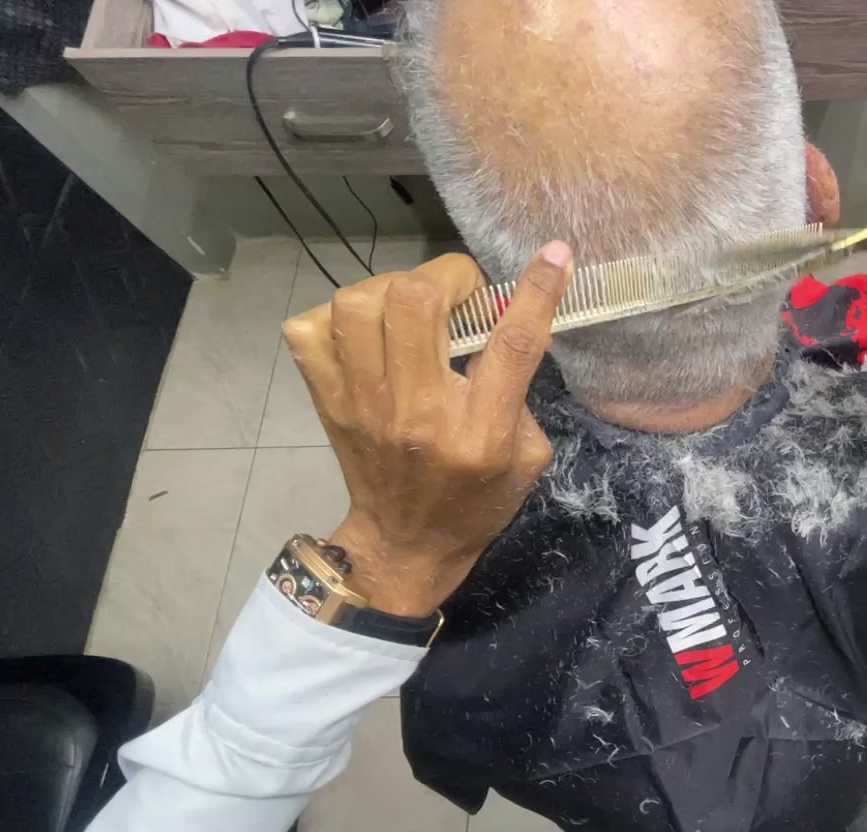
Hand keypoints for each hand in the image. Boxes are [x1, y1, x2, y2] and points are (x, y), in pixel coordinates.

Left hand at [281, 243, 571, 615]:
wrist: (406, 543)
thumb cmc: (479, 503)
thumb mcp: (529, 460)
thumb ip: (521, 397)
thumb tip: (501, 333)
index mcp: (482, 433)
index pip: (510, 347)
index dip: (535, 292)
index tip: (554, 254)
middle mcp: (420, 412)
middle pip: (419, 305)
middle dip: (449, 276)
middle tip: (465, 290)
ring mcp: (365, 404)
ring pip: (360, 304)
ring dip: (395, 288)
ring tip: (416, 305)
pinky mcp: (328, 401)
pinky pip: (311, 329)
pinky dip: (340, 313)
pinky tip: (370, 329)